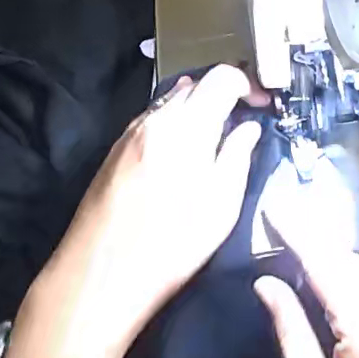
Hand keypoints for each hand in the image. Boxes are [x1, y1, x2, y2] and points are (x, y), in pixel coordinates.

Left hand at [7, 66, 266, 357]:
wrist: (96, 280)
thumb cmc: (169, 246)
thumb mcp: (222, 204)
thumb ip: (238, 156)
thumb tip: (249, 128)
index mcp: (186, 128)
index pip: (223, 77)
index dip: (249, 85)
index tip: (261, 105)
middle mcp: (155, 121)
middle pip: (197, 83)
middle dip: (226, 95)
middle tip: (244, 122)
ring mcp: (130, 135)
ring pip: (172, 101)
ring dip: (200, 108)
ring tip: (217, 139)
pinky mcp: (114, 152)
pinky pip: (153, 120)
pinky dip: (176, 123)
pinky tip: (184, 152)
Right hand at [255, 212, 358, 357]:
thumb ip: (292, 337)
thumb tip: (267, 286)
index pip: (326, 262)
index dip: (296, 231)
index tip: (273, 205)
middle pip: (354, 263)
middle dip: (319, 256)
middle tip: (283, 258)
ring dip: (345, 276)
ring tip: (313, 290)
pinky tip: (355, 315)